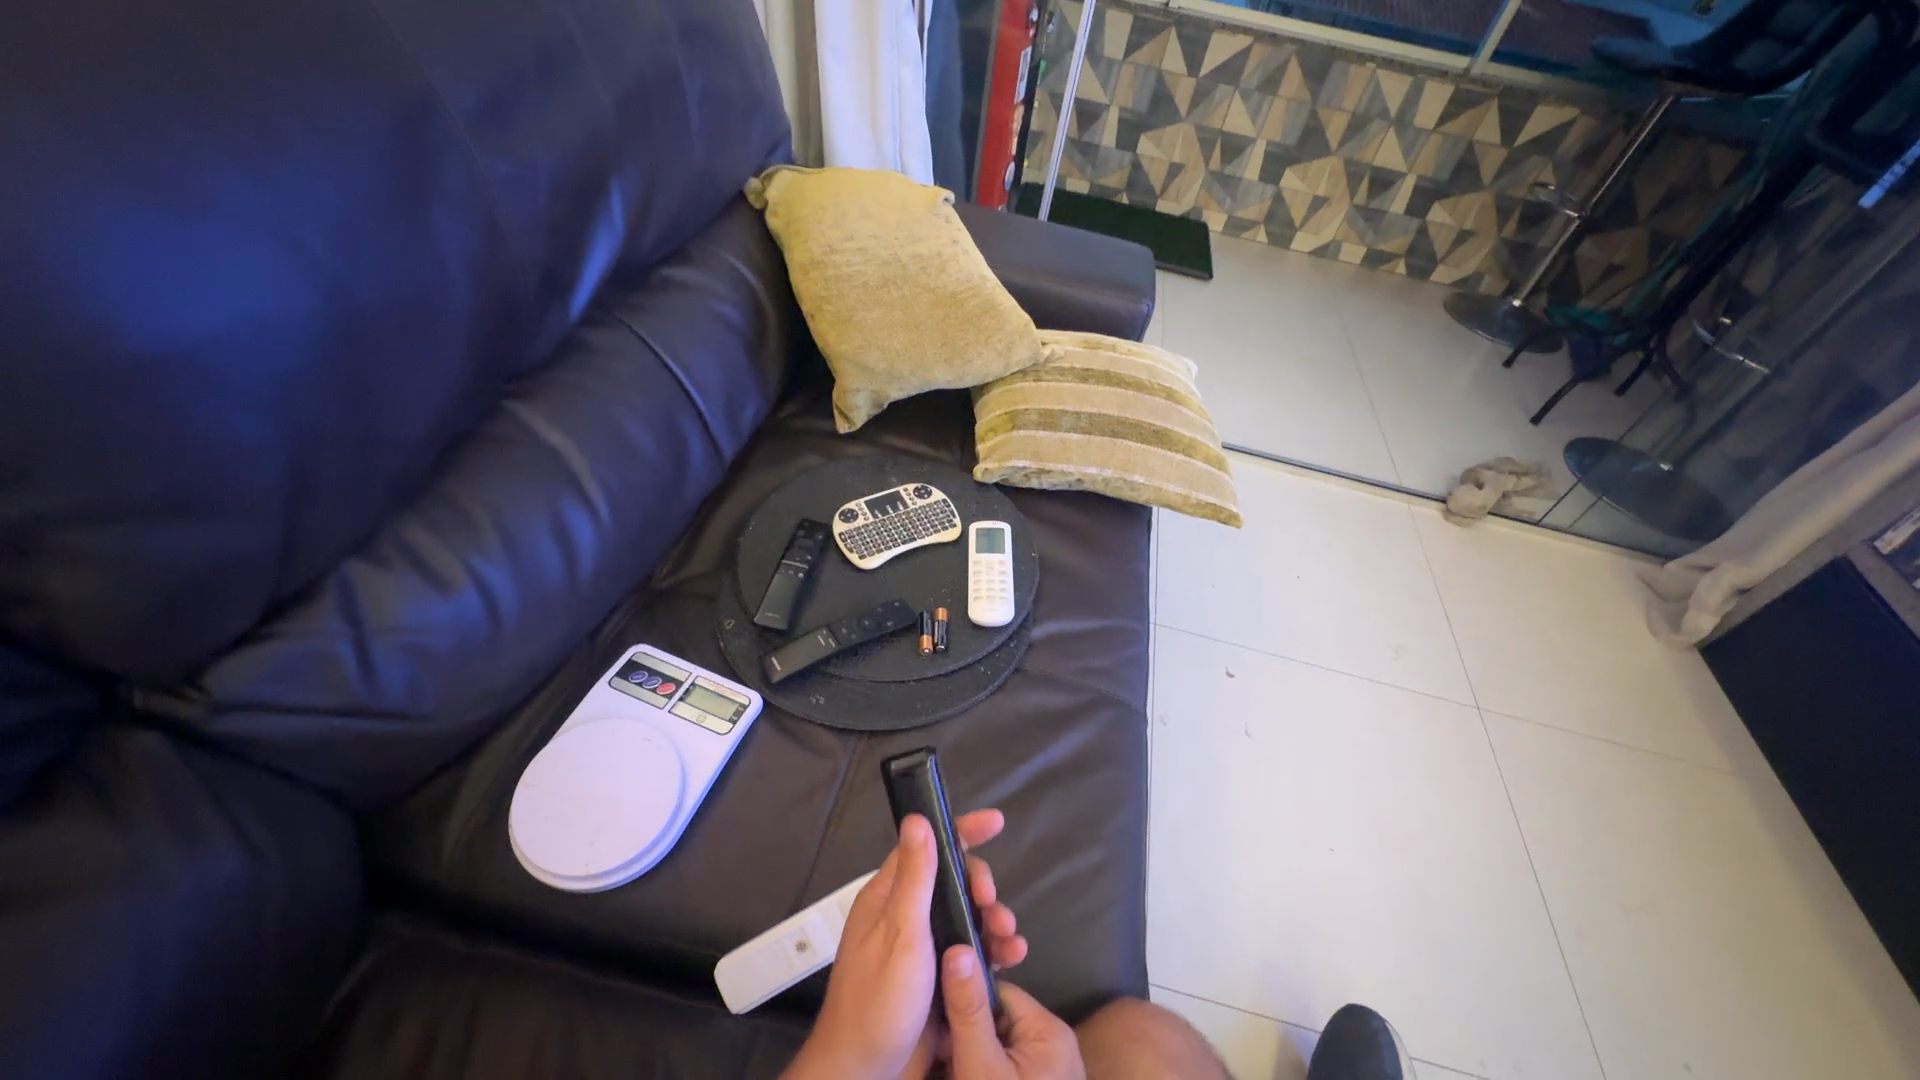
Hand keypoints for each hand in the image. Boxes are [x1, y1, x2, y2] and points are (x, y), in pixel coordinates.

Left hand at [783, 809, 1026, 1079]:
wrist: (867, 1074)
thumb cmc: (877, 1000)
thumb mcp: (900, 934)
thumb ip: (914, 877)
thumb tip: (918, 818)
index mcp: (889, 898)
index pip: (927, 847)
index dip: (960, 832)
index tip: (994, 822)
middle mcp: (906, 916)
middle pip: (953, 882)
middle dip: (981, 885)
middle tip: (992, 903)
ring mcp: (924, 949)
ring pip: (967, 917)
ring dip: (993, 921)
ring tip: (1009, 938)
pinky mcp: (939, 978)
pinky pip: (972, 953)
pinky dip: (993, 950)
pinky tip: (1012, 958)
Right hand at [941, 947, 1085, 1079]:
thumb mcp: (982, 1066)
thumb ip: (969, 1011)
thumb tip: (956, 947)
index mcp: (1049, 1026)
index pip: (997, 991)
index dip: (964, 1000)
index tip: (934, 1013)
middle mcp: (1054, 1041)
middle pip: (995, 1018)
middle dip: (964, 1031)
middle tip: (940, 1052)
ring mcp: (1048, 1068)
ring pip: (996, 1043)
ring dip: (968, 1052)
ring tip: (946, 1066)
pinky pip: (1004, 1063)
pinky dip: (981, 1068)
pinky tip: (958, 1073)